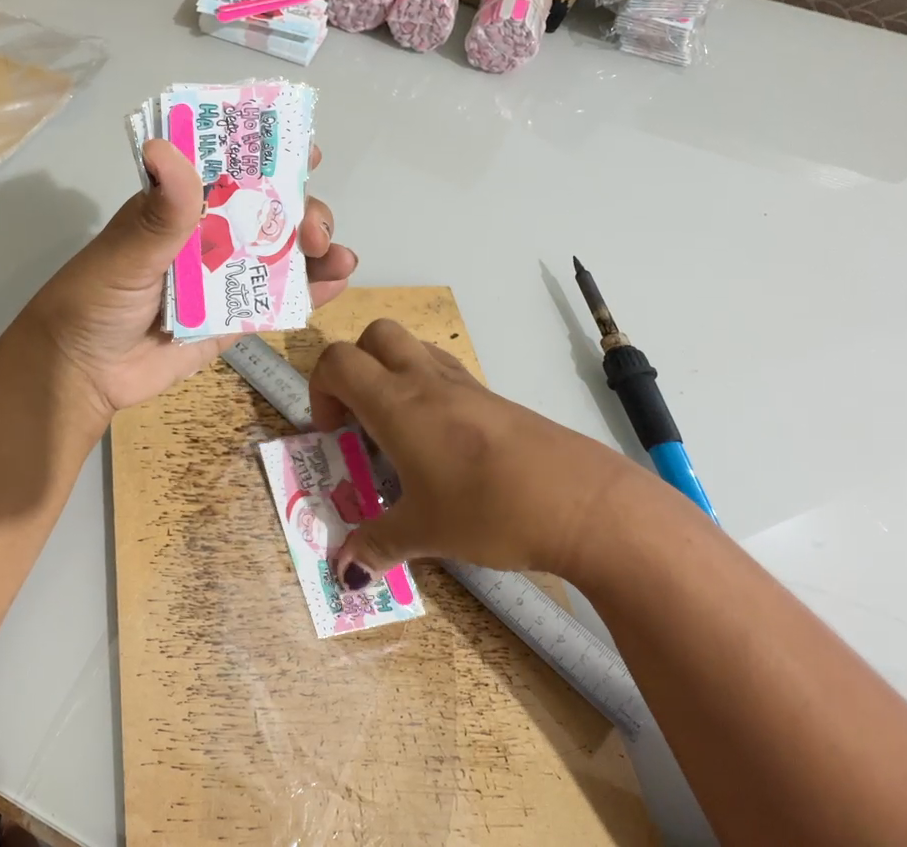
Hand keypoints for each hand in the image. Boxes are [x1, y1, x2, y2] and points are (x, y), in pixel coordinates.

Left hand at [18, 138, 356, 418]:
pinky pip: (273, 302)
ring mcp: (220, 282)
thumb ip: (159, 212)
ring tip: (341, 258)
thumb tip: (165, 147)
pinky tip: (335, 284)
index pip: (230, 172)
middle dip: (301, 212)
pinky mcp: (229, 322)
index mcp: (178, 211)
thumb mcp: (126, 254)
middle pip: (267, 214)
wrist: (81, 373)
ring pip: (278, 255)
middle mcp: (205, 240)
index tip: (307, 153)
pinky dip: (307, 292)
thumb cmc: (93, 302)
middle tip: (316, 230)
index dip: (269, 159)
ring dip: (315, 250)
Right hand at [310, 320, 651, 580]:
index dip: (320, 390)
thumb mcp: (425, 534)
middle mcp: (427, 382)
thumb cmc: (490, 511)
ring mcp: (467, 387)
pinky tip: (441, 447)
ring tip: (397, 431)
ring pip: (414, 348)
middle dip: (354, 367)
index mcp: (396, 403)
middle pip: (375, 336)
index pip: (337, 361)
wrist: (586, 506)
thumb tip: (346, 571)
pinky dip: (427, 393)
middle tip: (358, 418)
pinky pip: (447, 375)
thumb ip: (377, 545)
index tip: (332, 434)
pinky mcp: (497, 402)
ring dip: (391, 374)